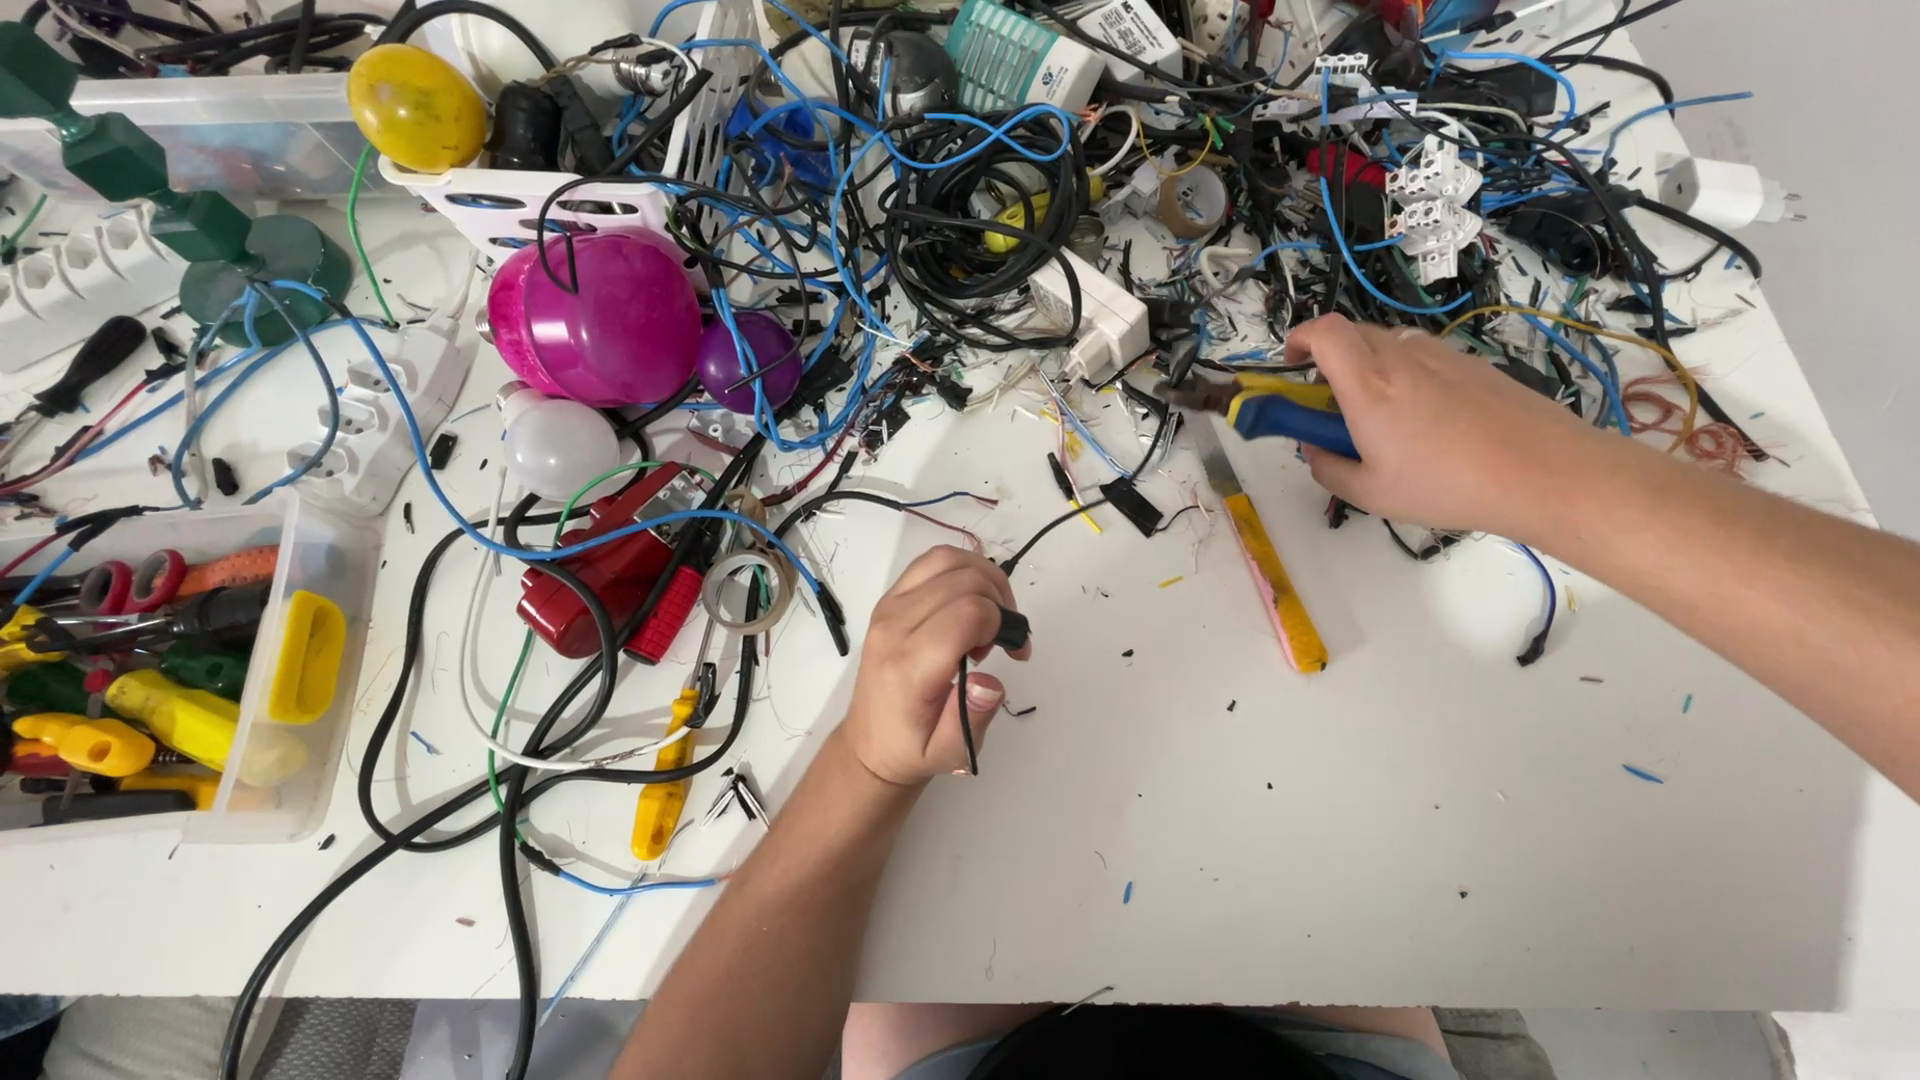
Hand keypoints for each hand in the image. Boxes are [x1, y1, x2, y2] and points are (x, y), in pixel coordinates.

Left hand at [841, 546, 1028, 786]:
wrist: (869, 742)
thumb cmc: (913, 747)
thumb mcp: (950, 751)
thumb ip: (972, 718)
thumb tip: (989, 683)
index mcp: (908, 668)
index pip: (966, 614)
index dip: (1001, 623)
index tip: (1013, 651)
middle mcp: (894, 628)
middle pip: (963, 580)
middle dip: (999, 601)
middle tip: (1003, 638)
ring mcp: (888, 607)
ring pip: (946, 559)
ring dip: (983, 577)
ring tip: (992, 614)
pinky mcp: (890, 599)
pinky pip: (932, 562)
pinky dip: (963, 571)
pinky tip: (972, 601)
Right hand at [1287, 314, 1610, 539]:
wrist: (1544, 471)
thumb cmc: (1446, 484)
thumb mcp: (1369, 493)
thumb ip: (1327, 467)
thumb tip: (1314, 448)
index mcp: (1368, 385)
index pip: (1322, 332)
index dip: (1298, 339)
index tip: (1291, 365)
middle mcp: (1402, 357)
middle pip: (1351, 335)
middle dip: (1327, 361)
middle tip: (1329, 404)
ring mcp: (1442, 356)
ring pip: (1388, 345)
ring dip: (1367, 369)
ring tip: (1379, 417)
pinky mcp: (1472, 365)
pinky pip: (1422, 358)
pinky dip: (1404, 377)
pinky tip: (1424, 421)